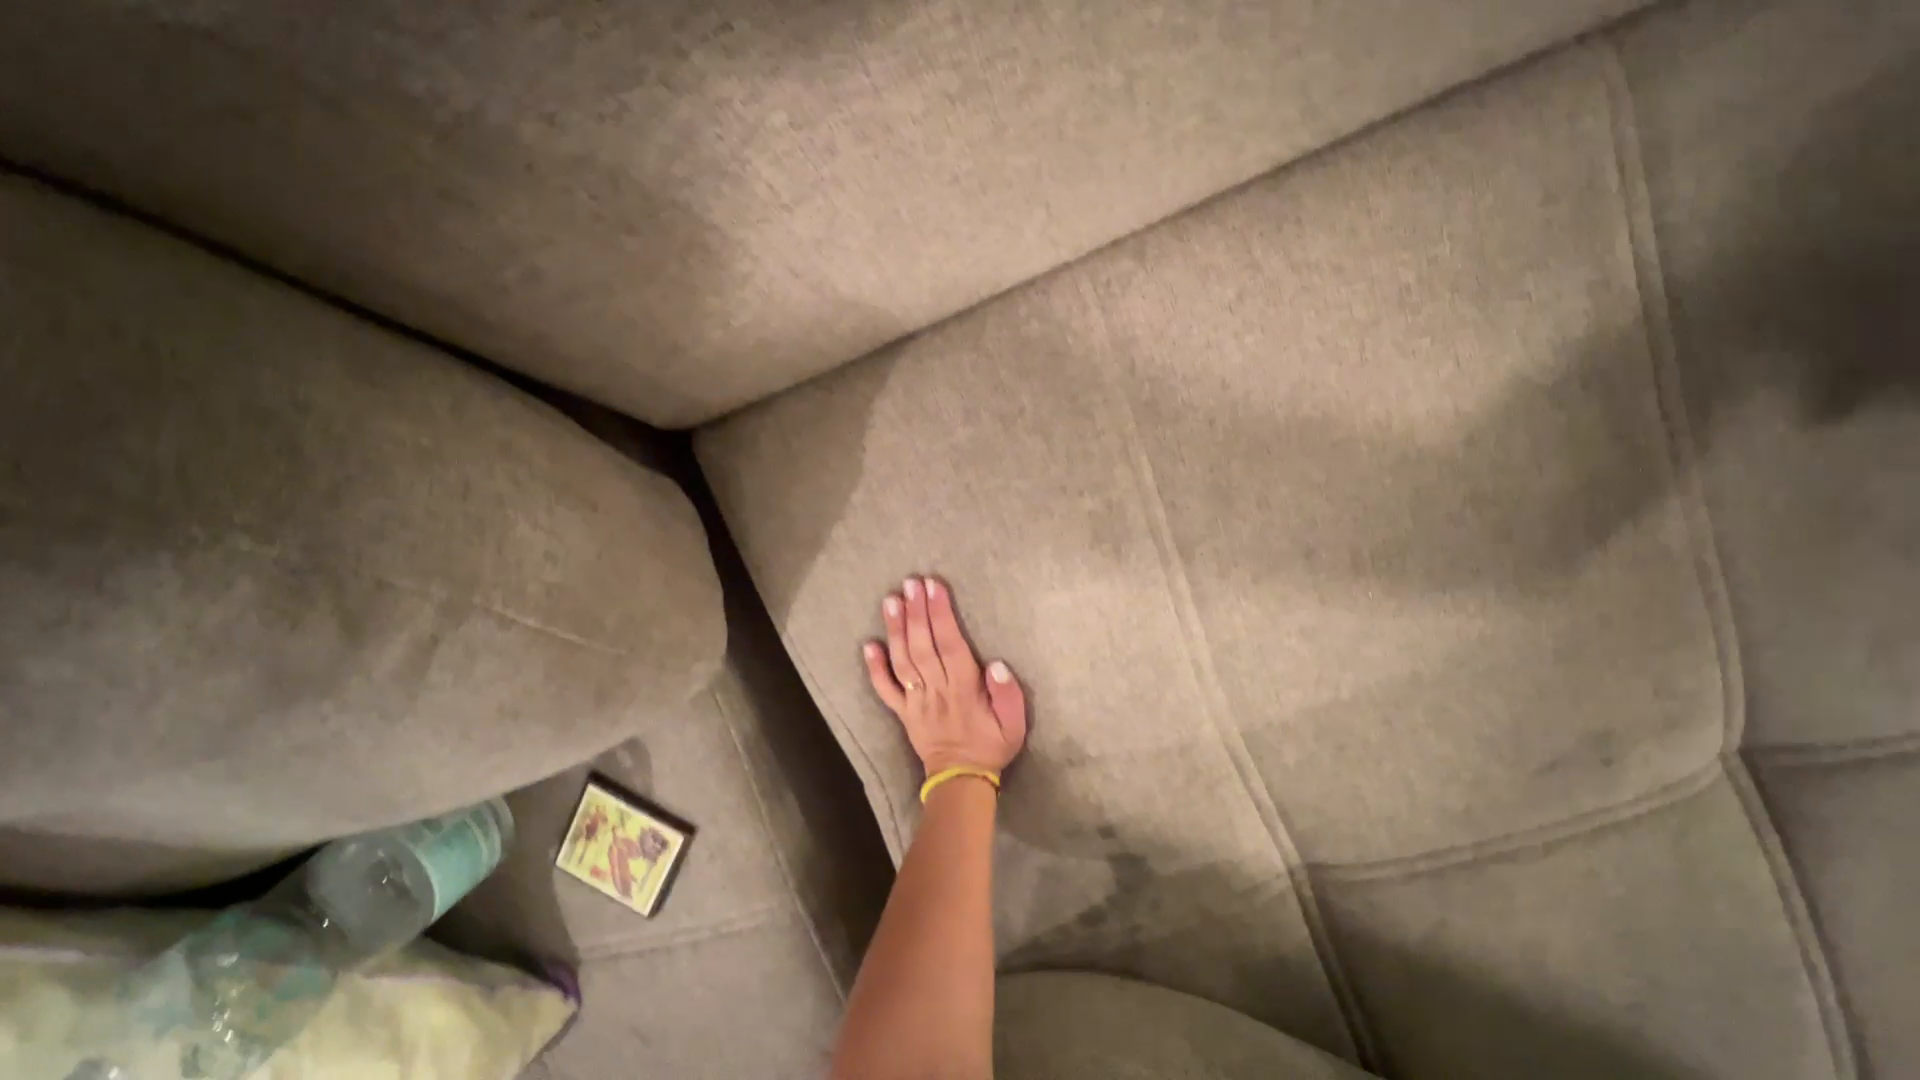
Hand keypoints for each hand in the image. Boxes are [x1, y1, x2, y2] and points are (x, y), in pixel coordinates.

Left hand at [864, 576, 1027, 776]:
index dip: (941, 613)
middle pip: (923, 645)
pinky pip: (885, 690)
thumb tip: (997, 663)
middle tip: (911, 582)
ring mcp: (916, 701)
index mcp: (964, 688)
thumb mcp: (1015, 724)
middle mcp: (937, 690)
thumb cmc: (992, 746)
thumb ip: (1009, 694)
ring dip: (896, 630)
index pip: (950, 644)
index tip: (934, 587)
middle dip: (916, 612)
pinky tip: (868, 645)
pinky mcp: (903, 713)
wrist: (962, 781)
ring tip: (891, 600)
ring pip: (903, 661)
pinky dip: (875, 668)